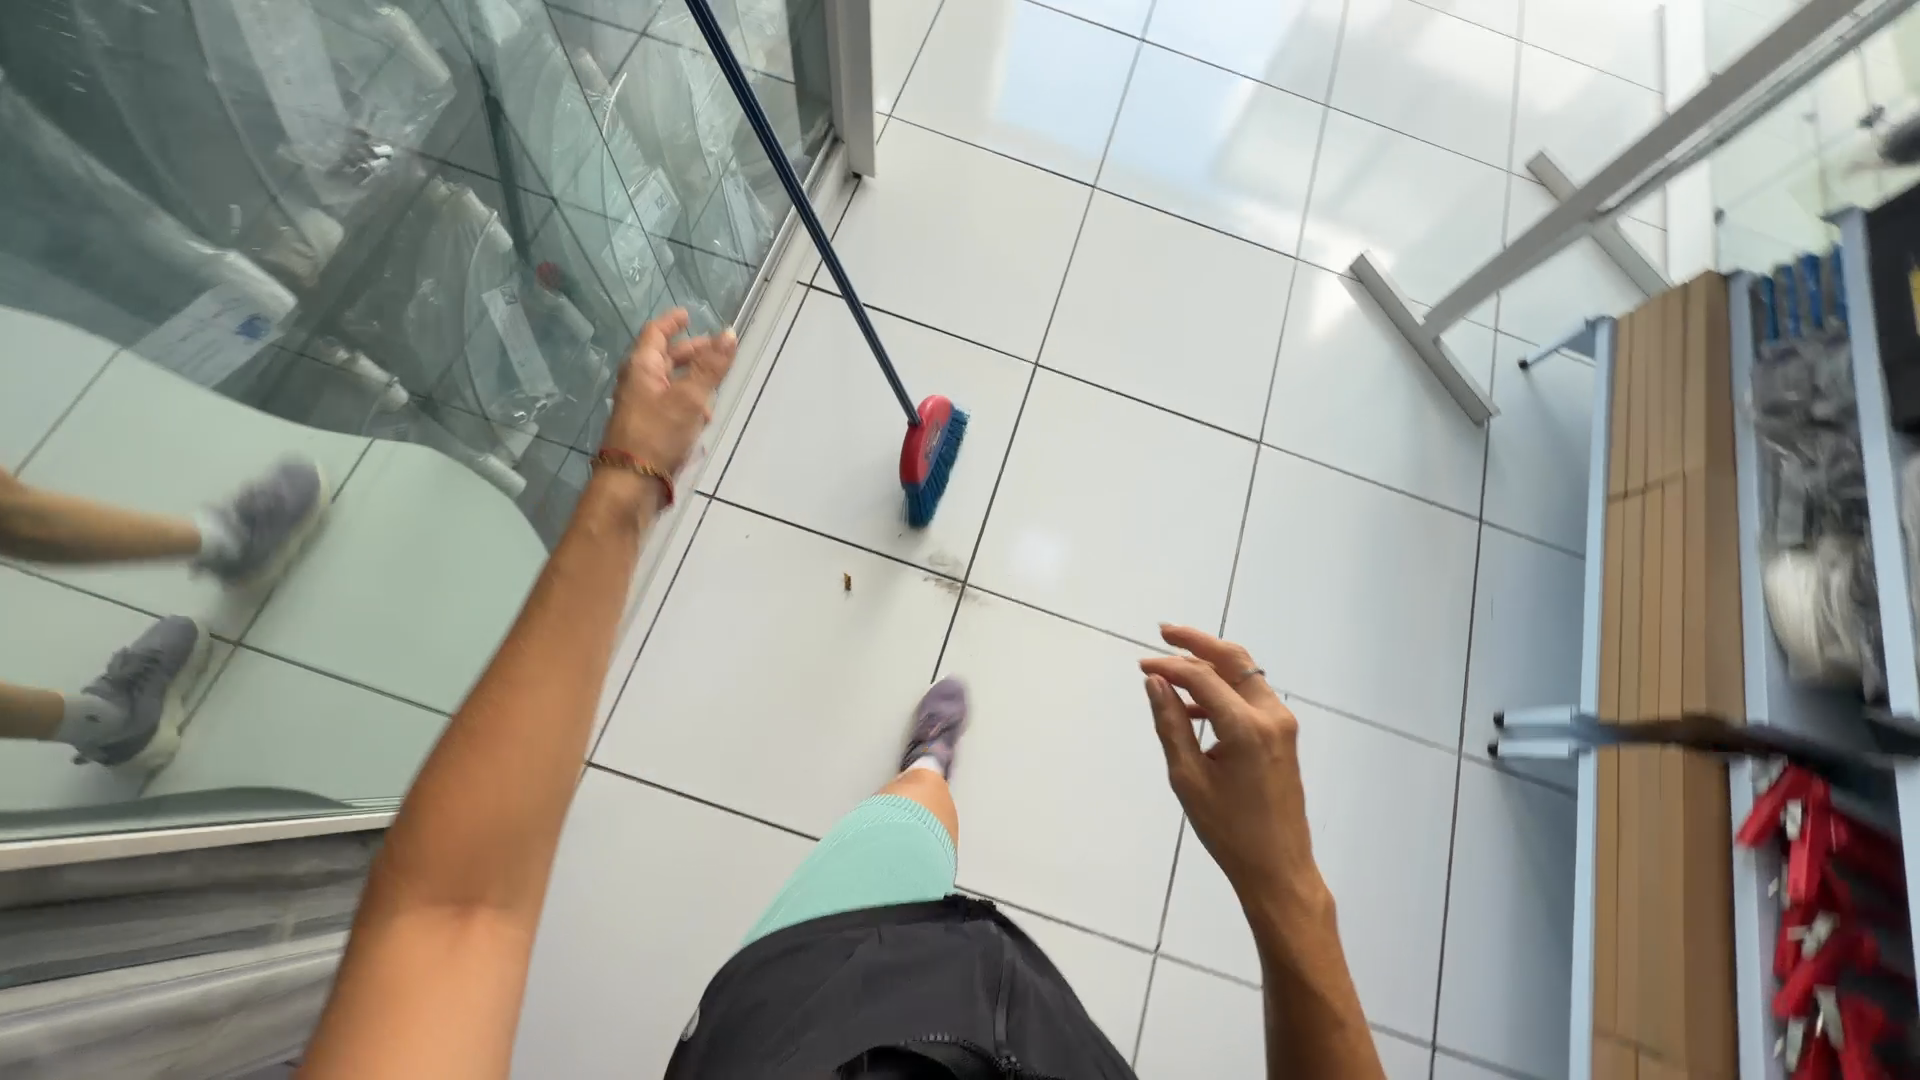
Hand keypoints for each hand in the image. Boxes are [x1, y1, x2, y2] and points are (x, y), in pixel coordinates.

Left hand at [601, 309, 737, 476]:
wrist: (633, 482)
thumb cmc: (658, 434)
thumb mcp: (690, 398)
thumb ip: (711, 367)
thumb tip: (729, 334)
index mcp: (641, 368)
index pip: (656, 334)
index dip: (672, 323)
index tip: (688, 315)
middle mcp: (638, 383)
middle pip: (664, 359)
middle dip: (690, 352)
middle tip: (714, 350)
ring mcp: (642, 407)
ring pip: (669, 384)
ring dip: (692, 380)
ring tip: (716, 385)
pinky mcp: (649, 429)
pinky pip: (671, 406)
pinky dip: (688, 404)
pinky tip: (704, 418)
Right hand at [1141, 625, 1320, 909]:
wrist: (1279, 868)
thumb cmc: (1228, 830)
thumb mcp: (1188, 778)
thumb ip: (1170, 723)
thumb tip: (1155, 682)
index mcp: (1245, 727)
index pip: (1201, 678)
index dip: (1168, 666)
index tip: (1141, 665)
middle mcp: (1270, 716)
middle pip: (1233, 659)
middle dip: (1197, 642)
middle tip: (1164, 632)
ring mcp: (1282, 724)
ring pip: (1244, 674)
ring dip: (1210, 664)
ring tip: (1173, 665)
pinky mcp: (1282, 734)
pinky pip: (1250, 696)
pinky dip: (1223, 689)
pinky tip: (1193, 706)